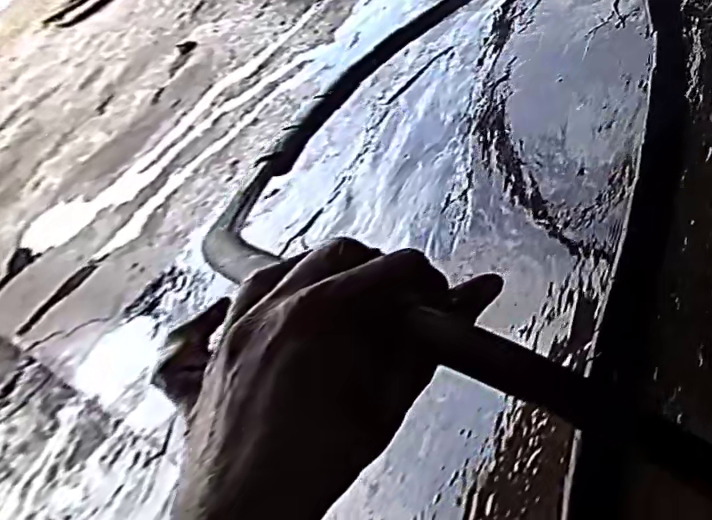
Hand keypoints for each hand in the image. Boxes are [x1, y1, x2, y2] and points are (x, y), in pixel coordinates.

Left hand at [156, 238, 502, 519]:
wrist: (247, 514)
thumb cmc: (318, 457)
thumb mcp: (401, 384)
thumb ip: (445, 328)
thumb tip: (483, 290)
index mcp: (321, 309)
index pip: (395, 264)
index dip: (429, 280)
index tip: (438, 302)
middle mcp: (272, 313)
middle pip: (336, 254)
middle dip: (376, 267)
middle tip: (400, 297)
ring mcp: (231, 339)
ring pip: (270, 274)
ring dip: (311, 275)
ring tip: (342, 292)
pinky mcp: (201, 372)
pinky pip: (193, 330)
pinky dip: (224, 315)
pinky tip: (249, 315)